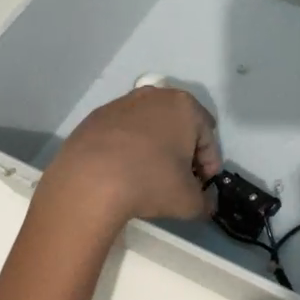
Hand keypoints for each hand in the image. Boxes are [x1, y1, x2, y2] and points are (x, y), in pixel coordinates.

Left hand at [41, 87, 221, 225]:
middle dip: (183, 151)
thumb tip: (205, 204)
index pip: (208, 138)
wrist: (89, 181)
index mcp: (185, 107)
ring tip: (149, 175)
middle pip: (179, 126)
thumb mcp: (189, 201)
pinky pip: (123, 131)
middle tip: (180, 179)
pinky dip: (128, 147)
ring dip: (155, 146)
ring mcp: (122, 103)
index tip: (203, 186)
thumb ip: (205, 202)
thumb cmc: (150, 182)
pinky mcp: (96, 116)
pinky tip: (122, 170)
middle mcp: (155, 95)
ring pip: (150, 125)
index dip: (210, 165)